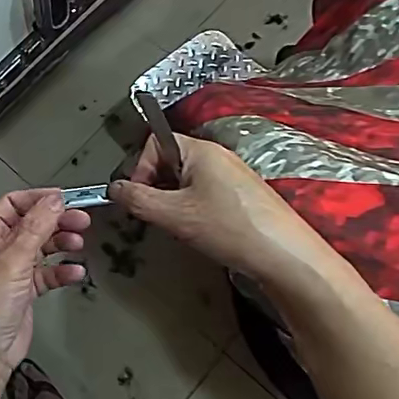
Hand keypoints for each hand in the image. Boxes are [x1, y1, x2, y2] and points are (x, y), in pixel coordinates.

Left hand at [0, 189, 89, 374]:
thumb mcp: (14, 260)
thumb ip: (37, 227)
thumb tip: (53, 201)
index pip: (14, 203)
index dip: (39, 199)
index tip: (65, 199)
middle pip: (32, 223)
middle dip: (57, 220)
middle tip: (80, 220)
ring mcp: (11, 269)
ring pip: (42, 246)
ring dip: (62, 243)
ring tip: (78, 242)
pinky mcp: (24, 290)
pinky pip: (48, 273)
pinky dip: (62, 270)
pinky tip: (75, 271)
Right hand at [109, 135, 340, 290]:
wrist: (284, 255)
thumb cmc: (233, 228)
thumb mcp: (173, 214)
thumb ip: (137, 199)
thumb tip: (114, 189)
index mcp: (201, 150)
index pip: (155, 142)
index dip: (140, 168)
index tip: (139, 195)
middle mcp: (218, 157)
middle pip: (170, 162)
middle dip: (157, 188)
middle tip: (160, 214)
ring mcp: (233, 177)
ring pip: (187, 182)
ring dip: (175, 203)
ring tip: (183, 227)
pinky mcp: (243, 198)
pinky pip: (206, 196)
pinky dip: (195, 213)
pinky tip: (203, 233)